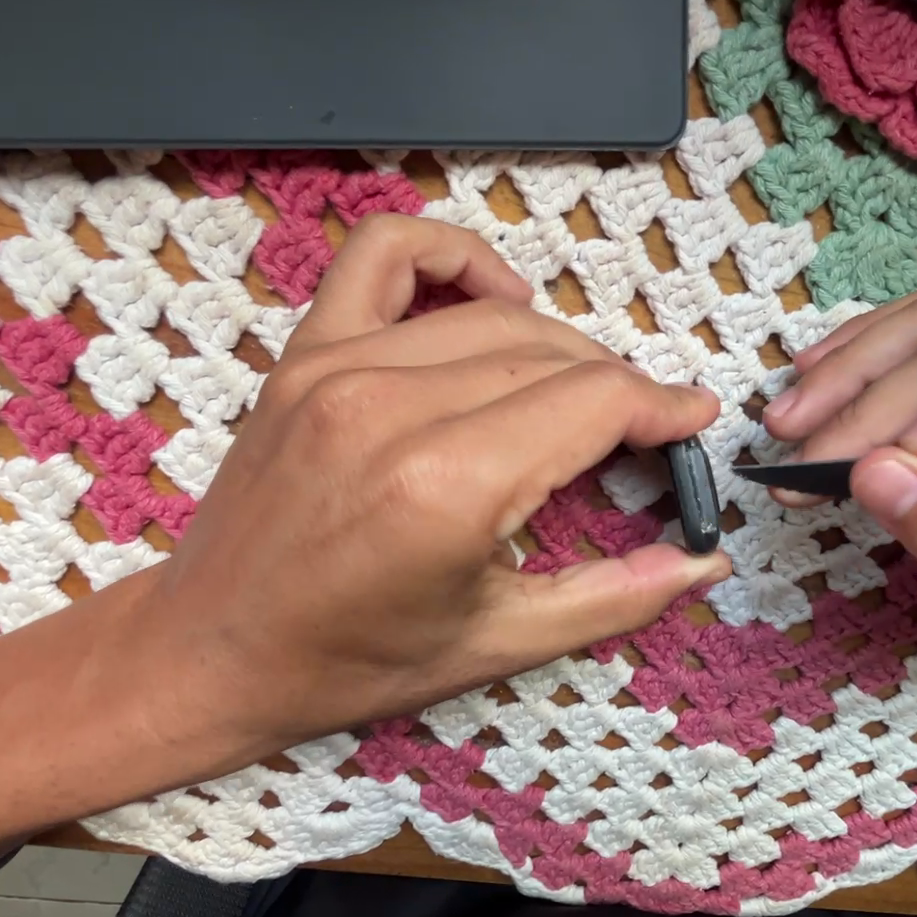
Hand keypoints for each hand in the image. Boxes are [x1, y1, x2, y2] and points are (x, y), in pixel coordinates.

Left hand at [126, 214, 730, 744]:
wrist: (211, 651)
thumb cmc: (355, 662)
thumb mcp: (500, 644)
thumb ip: (616, 596)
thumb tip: (704, 560)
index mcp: (449, 487)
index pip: (594, 402)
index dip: (661, 406)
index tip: (691, 420)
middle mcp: (395, 406)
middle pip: (555, 356)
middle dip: (619, 388)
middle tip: (638, 433)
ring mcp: (340, 366)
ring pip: (494, 316)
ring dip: (561, 346)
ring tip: (579, 390)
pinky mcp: (305, 353)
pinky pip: (386, 255)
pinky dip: (454, 256)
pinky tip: (495, 298)